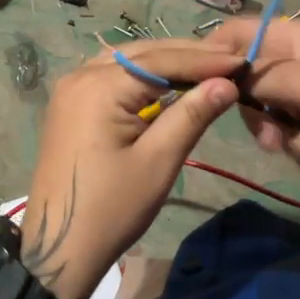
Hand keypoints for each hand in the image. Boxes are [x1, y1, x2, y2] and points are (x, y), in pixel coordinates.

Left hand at [18, 40, 243, 298]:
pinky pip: (111, 75)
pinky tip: (167, 83)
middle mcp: (80, 75)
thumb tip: (226, 83)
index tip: (241, 61)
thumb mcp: (158, 162)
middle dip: (186, 55)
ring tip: (205, 66)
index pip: (161, 60)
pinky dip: (141, 75)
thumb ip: (191, 116)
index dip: (203, 60)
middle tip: (229, 59)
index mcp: (100, 86)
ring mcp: (71, 87)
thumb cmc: (111, 207)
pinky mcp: (70, 103)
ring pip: (126, 60)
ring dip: (164, 61)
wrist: (58, 245)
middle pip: (142, 54)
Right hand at [207, 18, 299, 182]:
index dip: (215, 56)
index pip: (236, 35)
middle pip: (245, 88)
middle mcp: (292, 69)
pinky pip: (291, 145)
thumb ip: (258, 79)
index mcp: (290, 41)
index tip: (201, 84)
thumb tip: (218, 77)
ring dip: (290, 141)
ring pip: (268, 123)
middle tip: (272, 131)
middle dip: (259, 117)